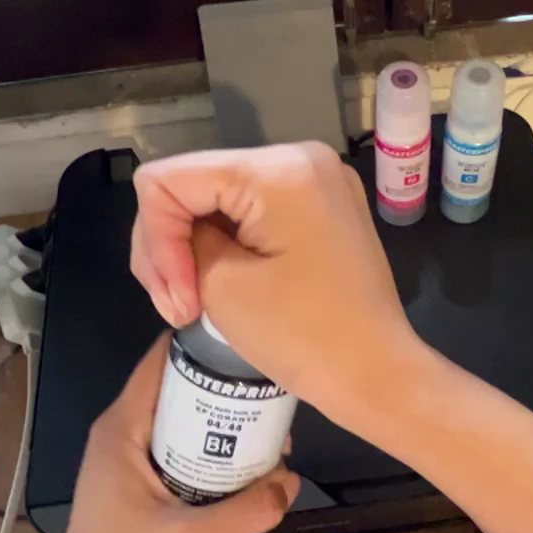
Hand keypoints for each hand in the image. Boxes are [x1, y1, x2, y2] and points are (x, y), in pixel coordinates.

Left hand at [44, 335, 298, 532]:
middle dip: (226, 386)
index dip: (203, 342)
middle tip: (275, 390)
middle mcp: (124, 433)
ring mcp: (131, 459)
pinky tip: (251, 464)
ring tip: (274, 428)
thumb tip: (293, 479)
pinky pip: (184, 448)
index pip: (161, 359)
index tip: (250, 338)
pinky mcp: (141, 484)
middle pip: (179, 386)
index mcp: (121, 429)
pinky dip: (215, 448)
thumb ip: (248, 509)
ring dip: (225, 421)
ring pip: (184, 419)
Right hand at [130, 142, 424, 417]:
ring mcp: (318, 182)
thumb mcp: (223, 286)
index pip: (169, 179)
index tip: (177, 299)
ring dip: (197, 248)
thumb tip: (177, 228)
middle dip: (172, 245)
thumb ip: (183, 239)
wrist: (377, 374)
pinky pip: (253, 211)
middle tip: (179, 307)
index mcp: (279, 168)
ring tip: (196, 304)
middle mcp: (302, 157)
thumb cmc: (303, 338)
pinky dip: (230, 244)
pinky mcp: (323, 208)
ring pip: (219, 199)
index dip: (155, 238)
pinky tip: (225, 283)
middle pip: (194, 184)